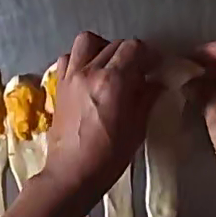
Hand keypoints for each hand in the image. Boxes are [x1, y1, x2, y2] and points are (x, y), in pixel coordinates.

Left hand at [41, 32, 159, 205]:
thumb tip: (156, 83)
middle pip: (115, 45)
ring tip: (111, 67)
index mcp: (113, 81)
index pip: (135, 48)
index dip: (149, 55)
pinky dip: (80, 60)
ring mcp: (71, 77)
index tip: (155, 68)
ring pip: (87, 42)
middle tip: (138, 73)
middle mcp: (89, 71)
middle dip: (131, 54)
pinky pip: (68, 58)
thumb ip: (147, 99)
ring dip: (103, 49)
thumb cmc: (108, 157)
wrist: (72, 174)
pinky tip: (90, 75)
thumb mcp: (136, 129)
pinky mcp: (59, 86)